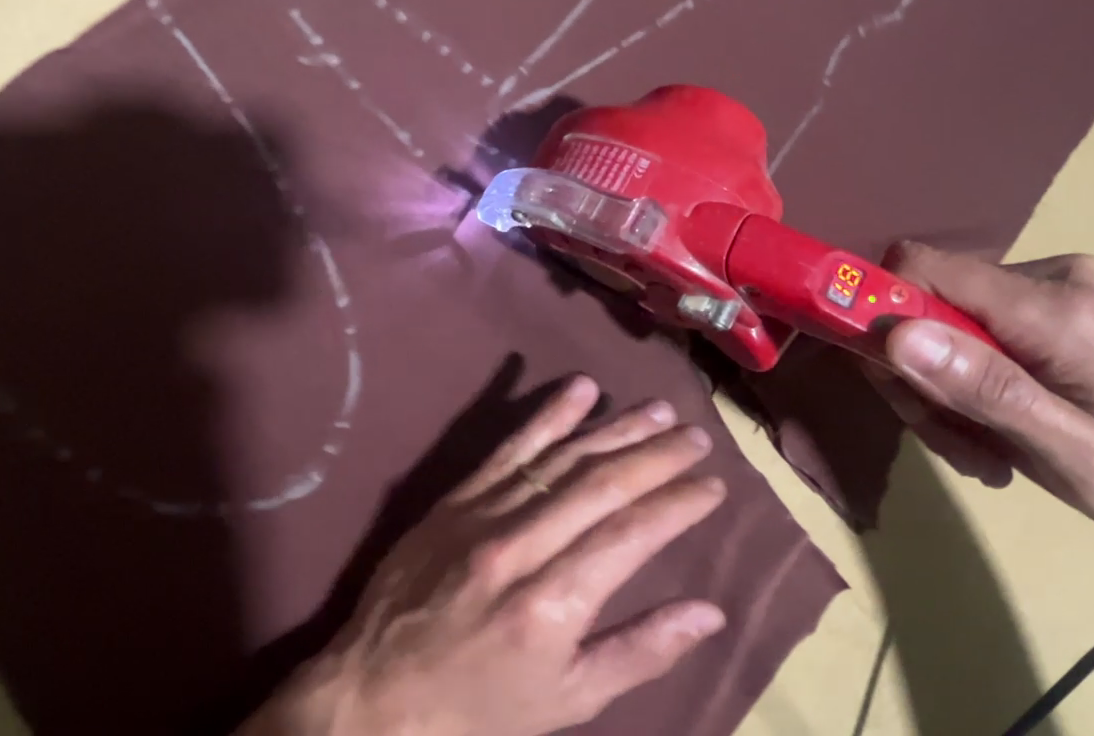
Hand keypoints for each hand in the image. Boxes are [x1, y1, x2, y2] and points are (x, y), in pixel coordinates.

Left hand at [243, 376, 727, 735]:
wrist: (379, 687)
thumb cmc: (481, 704)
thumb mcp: (568, 699)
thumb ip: (640, 652)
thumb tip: (708, 612)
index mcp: (553, 603)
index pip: (631, 535)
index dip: (677, 504)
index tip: (714, 486)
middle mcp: (520, 546)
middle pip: (601, 486)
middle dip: (655, 456)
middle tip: (697, 436)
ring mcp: (482, 515)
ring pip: (560, 458)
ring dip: (613, 429)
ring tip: (657, 409)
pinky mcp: (454, 499)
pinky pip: (507, 449)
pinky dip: (545, 416)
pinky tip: (578, 390)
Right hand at [865, 244, 1093, 569]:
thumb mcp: (1078, 458)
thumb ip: (984, 389)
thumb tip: (894, 335)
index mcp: (1058, 309)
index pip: (920, 268)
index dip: (879, 312)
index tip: (889, 379)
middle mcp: (1063, 278)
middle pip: (936, 301)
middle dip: (923, 372)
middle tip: (955, 444)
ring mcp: (1080, 289)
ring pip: (961, 318)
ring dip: (956, 384)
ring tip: (993, 452)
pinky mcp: (1091, 308)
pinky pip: (999, 326)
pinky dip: (988, 376)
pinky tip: (1019, 428)